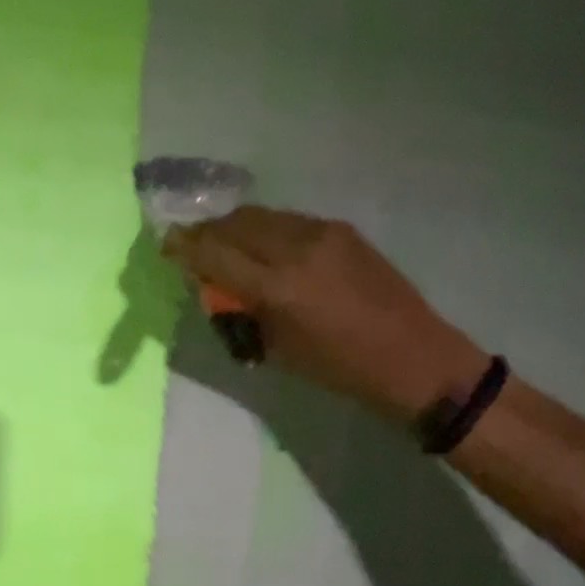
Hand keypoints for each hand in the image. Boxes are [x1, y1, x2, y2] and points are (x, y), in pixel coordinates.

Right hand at [163, 206, 487, 424]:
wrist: (418, 360)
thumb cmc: (343, 370)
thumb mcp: (279, 349)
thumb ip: (242, 310)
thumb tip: (215, 284)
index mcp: (277, 288)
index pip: (213, 252)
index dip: (183, 246)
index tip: (166, 246)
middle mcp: (295, 249)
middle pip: (233, 223)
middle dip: (206, 232)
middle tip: (191, 245)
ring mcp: (321, 233)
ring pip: (260, 215)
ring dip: (235, 227)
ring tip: (226, 244)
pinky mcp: (341, 229)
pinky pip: (287, 220)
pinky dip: (266, 229)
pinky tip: (266, 247)